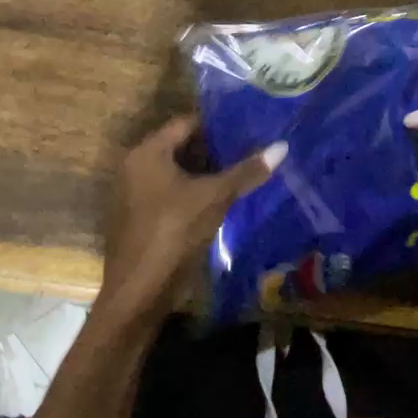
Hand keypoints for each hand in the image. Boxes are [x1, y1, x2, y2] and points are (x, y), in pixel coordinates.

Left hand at [98, 116, 285, 323]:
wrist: (139, 293)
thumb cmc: (173, 232)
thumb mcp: (215, 197)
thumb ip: (247, 171)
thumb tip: (283, 146)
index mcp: (147, 153)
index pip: (187, 123)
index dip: (218, 124)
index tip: (248, 124)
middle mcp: (135, 167)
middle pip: (181, 147)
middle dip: (216, 149)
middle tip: (251, 146)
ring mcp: (134, 194)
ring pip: (178, 172)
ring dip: (207, 172)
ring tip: (243, 170)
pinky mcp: (139, 218)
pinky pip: (171, 193)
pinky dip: (194, 191)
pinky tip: (222, 198)